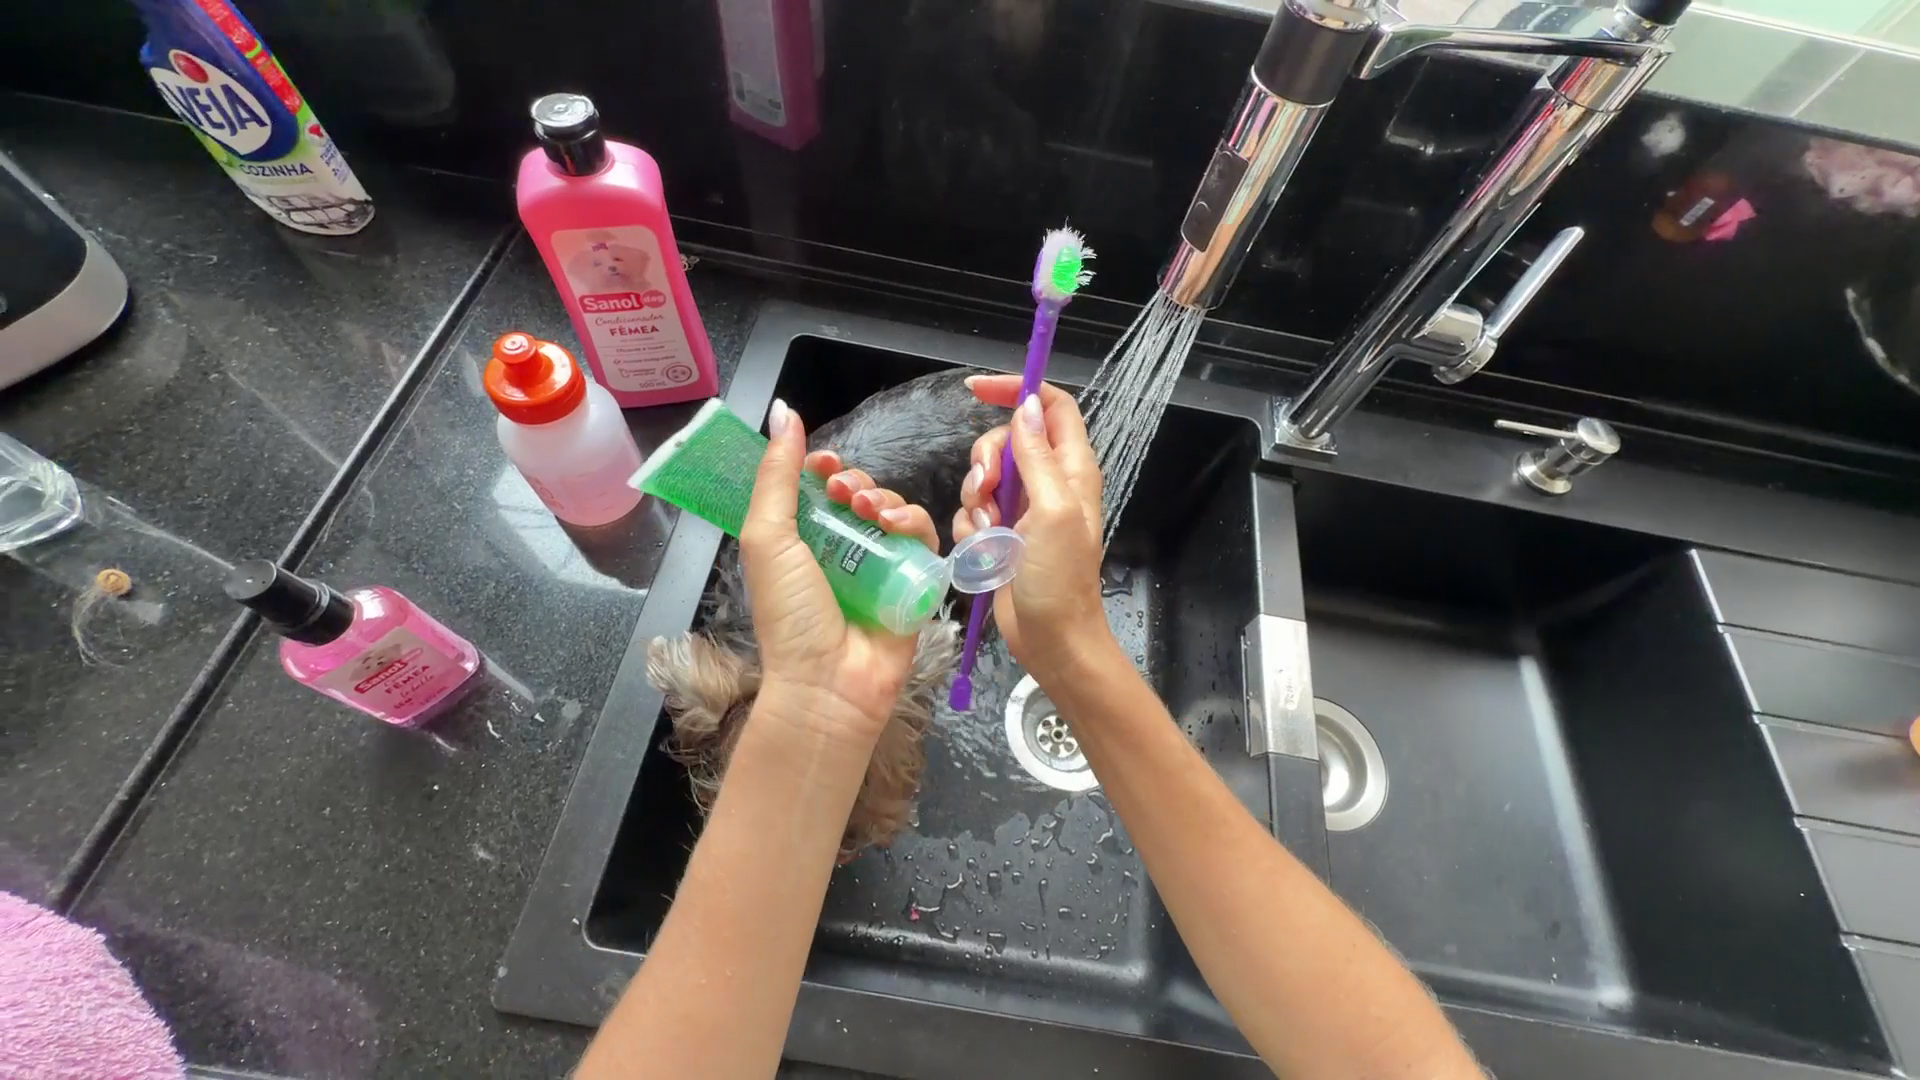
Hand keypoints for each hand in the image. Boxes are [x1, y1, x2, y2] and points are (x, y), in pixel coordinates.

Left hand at [741, 399, 940, 745]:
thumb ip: (775, 476)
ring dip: (883, 497)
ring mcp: (880, 563)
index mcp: (802, 539)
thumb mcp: (768, 538)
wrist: (830, 681)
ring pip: (893, 508)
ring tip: (867, 511)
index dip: (823, 467)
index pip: (818, 488)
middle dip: (854, 481)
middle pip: (859, 493)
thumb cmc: (791, 613)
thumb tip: (783, 411)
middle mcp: (842, 547)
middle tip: (844, 494)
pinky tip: (895, 524)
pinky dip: (912, 520)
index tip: (823, 464)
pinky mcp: (914, 578)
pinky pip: (923, 536)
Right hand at [952, 376, 1112, 678]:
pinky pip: (973, 514)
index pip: (1049, 406)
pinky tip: (985, 553)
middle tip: (988, 493)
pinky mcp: (1001, 535)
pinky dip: (972, 531)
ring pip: (983, 478)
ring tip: (992, 535)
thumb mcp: (1052, 511)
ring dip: (977, 503)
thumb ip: (1037, 457)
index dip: (1017, 390)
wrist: (1050, 638)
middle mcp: (1047, 482)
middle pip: (1005, 441)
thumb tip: (1026, 406)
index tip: (977, 390)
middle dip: (985, 462)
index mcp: (1072, 469)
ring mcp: (1023, 510)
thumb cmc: (1060, 578)